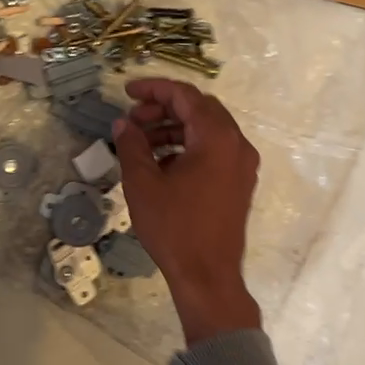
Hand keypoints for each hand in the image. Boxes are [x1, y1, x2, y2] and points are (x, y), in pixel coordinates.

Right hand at [112, 78, 261, 343]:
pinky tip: (159, 162)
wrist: (207, 276)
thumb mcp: (142, 182)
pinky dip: (185, 145)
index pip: (186, 95)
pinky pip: (212, 149)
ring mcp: (241, 165)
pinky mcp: (237, 183)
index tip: (126, 92)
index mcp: (217, 138)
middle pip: (199, 108)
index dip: (154, 89)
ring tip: (140, 141)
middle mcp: (237, 145)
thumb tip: (123, 124)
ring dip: (172, 127)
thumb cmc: (174, 226)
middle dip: (163, 108)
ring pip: (206, 129)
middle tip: (132, 119)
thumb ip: (131, 144)